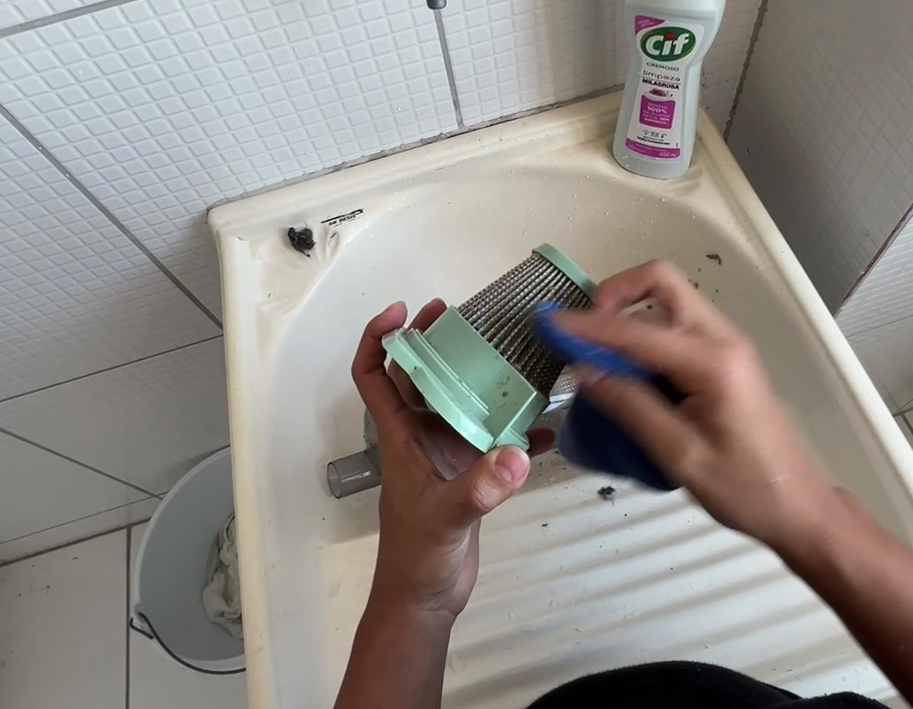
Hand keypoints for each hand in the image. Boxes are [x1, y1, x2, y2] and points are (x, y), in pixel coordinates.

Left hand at [351, 300, 550, 617]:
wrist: (425, 599)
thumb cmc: (415, 557)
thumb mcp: (445, 517)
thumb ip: (480, 487)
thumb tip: (515, 453)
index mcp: (399, 434)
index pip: (371, 375)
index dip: (376, 339)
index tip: (400, 312)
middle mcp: (419, 434)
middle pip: (417, 374)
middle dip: (432, 341)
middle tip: (458, 313)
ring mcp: (443, 451)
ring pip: (455, 398)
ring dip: (474, 375)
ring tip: (502, 350)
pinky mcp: (467, 471)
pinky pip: (490, 437)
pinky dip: (513, 428)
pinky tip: (541, 425)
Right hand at [550, 261, 837, 552]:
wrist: (799, 508)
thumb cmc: (745, 489)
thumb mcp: (679, 455)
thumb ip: (630, 405)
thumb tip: (583, 368)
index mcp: (712, 361)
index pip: (637, 330)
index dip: (589, 326)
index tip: (551, 324)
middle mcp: (721, 338)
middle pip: (662, 281)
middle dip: (616, 292)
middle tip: (584, 328)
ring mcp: (724, 343)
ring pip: (667, 297)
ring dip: (628, 309)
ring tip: (597, 348)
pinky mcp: (720, 356)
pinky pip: (674, 322)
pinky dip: (642, 329)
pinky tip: (625, 366)